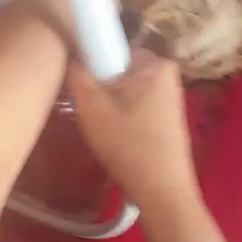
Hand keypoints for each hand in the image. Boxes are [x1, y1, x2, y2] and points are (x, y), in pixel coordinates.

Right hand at [66, 49, 200, 214]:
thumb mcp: (92, 108)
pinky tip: (114, 136)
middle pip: (117, 67)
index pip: (111, 46)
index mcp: (155, 63)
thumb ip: (77, 74)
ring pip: (124, 87)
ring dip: (108, 102)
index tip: (78, 83)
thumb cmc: (129, 147)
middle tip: (87, 109)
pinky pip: (135, 103)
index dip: (90, 62)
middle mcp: (167, 73)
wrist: (163, 194)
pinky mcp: (168, 116)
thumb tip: (71, 54)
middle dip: (100, 85)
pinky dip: (121, 114)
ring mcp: (170, 95)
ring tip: (100, 126)